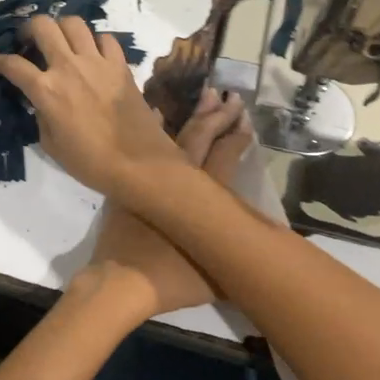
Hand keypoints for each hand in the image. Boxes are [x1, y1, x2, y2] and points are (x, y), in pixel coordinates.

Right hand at [0, 16, 178, 196]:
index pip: (15, 66)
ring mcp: (97, 62)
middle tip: (28, 39)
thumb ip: (42, 117)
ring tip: (61, 40)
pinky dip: (95, 42)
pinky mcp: (120, 65)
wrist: (138, 163)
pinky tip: (93, 53)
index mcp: (47, 91)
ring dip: (62, 28)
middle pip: (44, 27)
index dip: (0, 60)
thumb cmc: (90, 162)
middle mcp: (68, 67)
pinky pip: (105, 39)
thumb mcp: (52, 145)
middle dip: (29, 28)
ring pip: (74, 24)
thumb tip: (42, 102)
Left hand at [84, 88, 253, 318]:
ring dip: (187, 120)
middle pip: (198, 139)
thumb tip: (260, 254)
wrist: (120, 283)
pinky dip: (149, 133)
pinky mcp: (124, 188)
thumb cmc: (171, 281)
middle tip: (227, 97)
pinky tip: (153, 117)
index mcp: (204, 198)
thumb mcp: (219, 278)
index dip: (237, 137)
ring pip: (169, 140)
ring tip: (199, 99)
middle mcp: (176, 180)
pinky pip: (138, 151)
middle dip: (216, 117)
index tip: (246, 118)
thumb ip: (239, 260)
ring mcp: (146, 182)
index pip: (226, 156)